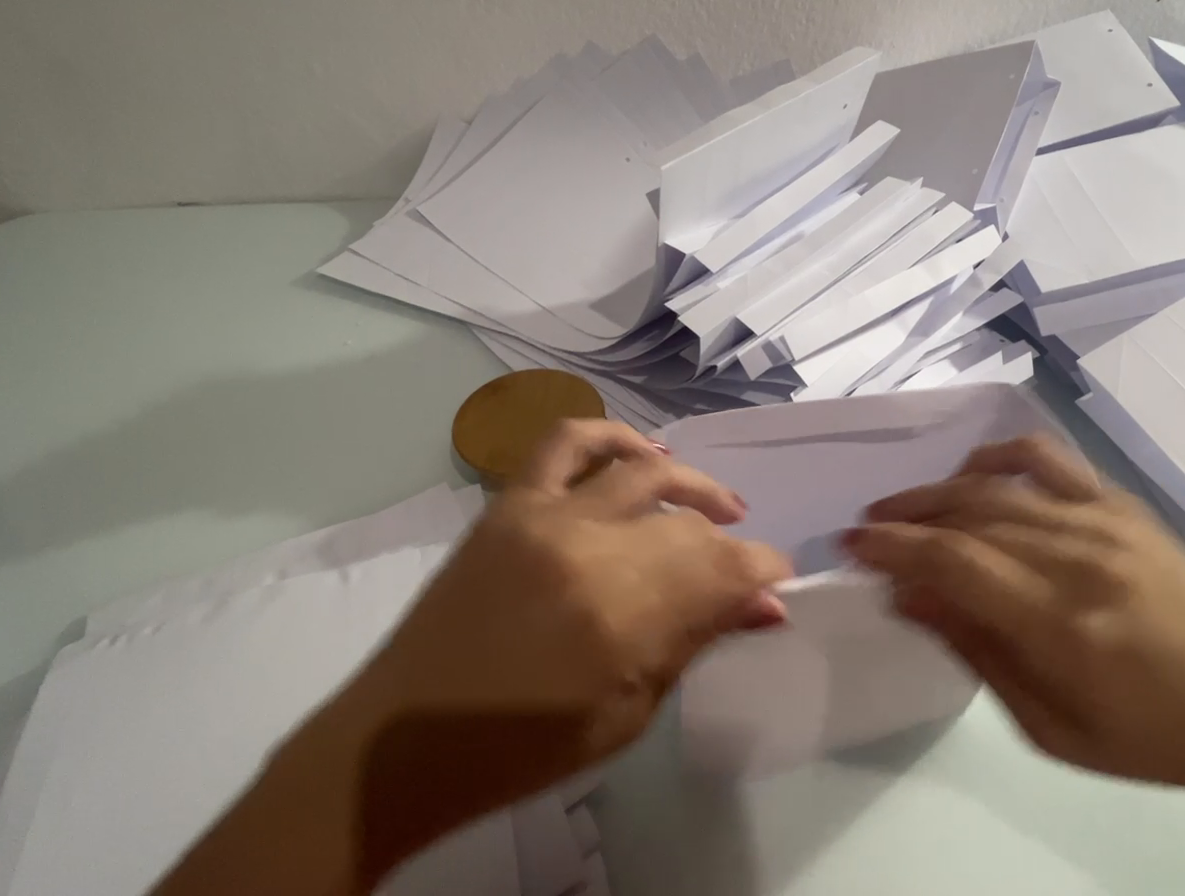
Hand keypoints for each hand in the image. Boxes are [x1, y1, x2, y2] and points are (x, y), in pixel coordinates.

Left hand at [372, 418, 791, 760]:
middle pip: (688, 526)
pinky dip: (612, 437)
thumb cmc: (522, 746)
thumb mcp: (625, 714)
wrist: (406, 736)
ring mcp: (544, 516)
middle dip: (731, 547)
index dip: (762, 574)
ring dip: (691, 483)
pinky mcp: (509, 504)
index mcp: (620, 616)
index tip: (778, 584)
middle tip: (743, 571)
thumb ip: (695, 643)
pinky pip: (566, 443)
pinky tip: (644, 453)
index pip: (721, 572)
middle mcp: (588, 548)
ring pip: (643, 471)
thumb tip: (765, 606)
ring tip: (717, 505)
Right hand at [844, 434, 1184, 797]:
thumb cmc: (1144, 737)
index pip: (955, 563)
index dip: (893, 547)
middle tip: (866, 530)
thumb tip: (908, 594)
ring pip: (997, 487)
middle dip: (904, 520)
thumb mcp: (1048, 726)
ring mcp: (1105, 522)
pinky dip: (998, 456)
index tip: (850, 544)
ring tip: (901, 508)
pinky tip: (972, 474)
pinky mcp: (1122, 506)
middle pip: (968, 517)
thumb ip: (975, 649)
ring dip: (937, 492)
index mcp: (1063, 625)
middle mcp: (1080, 559)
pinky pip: (1048, 459)